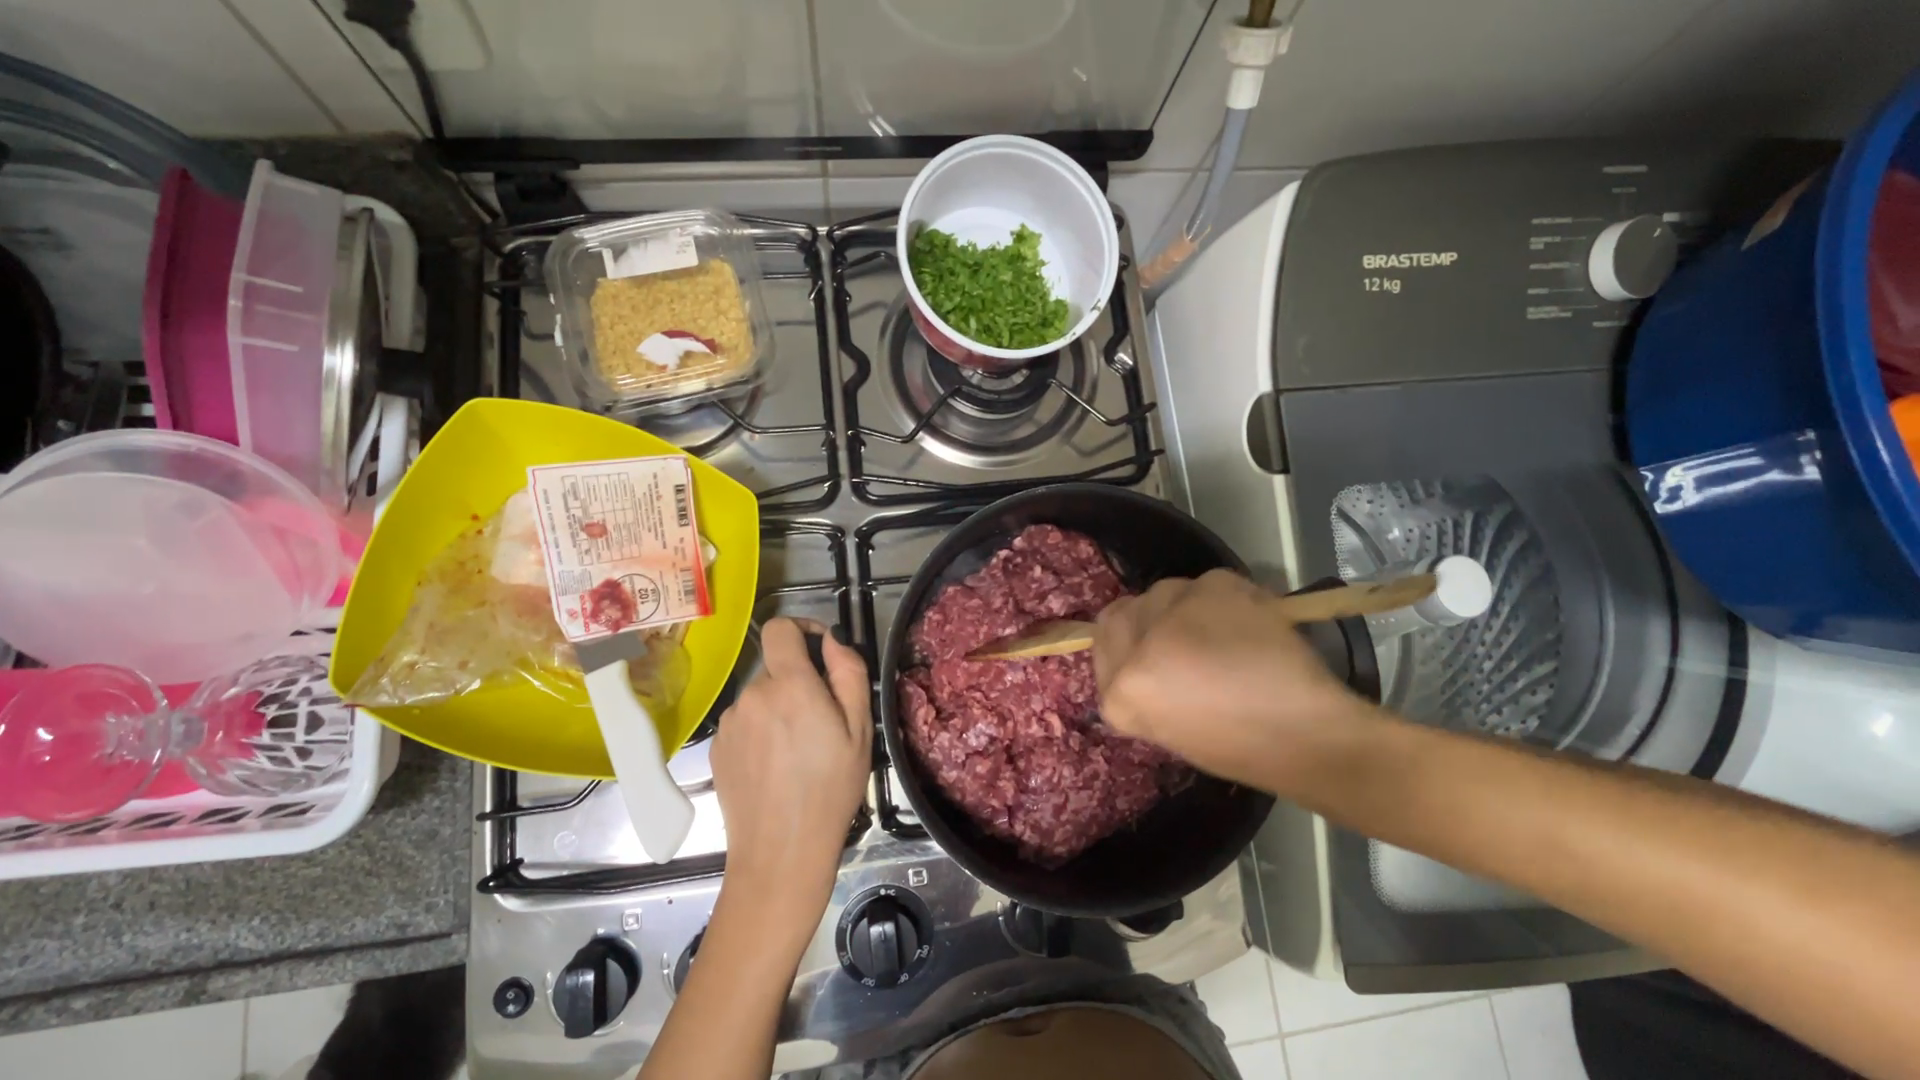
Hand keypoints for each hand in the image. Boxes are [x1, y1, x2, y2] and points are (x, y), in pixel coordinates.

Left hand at [711, 618, 871, 924]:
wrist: (781, 850)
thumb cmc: (830, 789)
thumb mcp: (859, 730)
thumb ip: (849, 673)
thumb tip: (833, 640)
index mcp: (789, 684)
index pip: (780, 628)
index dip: (802, 628)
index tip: (820, 649)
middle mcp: (751, 695)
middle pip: (775, 669)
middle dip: (798, 683)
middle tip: (823, 723)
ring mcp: (729, 722)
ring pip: (759, 699)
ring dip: (778, 710)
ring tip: (799, 753)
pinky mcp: (716, 748)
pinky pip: (744, 725)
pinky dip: (761, 733)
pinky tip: (776, 768)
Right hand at [1092, 569, 1373, 787]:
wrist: (1305, 734)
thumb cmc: (1237, 747)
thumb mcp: (1164, 726)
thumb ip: (1141, 684)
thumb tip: (1145, 648)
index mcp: (1119, 693)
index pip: (1102, 643)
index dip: (1130, 646)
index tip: (1154, 655)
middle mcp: (1136, 649)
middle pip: (1123, 612)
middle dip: (1148, 622)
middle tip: (1184, 641)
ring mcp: (1174, 613)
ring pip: (1165, 593)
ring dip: (1184, 608)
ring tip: (1222, 637)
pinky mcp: (1214, 587)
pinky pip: (1206, 584)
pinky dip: (1223, 600)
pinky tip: (1247, 627)